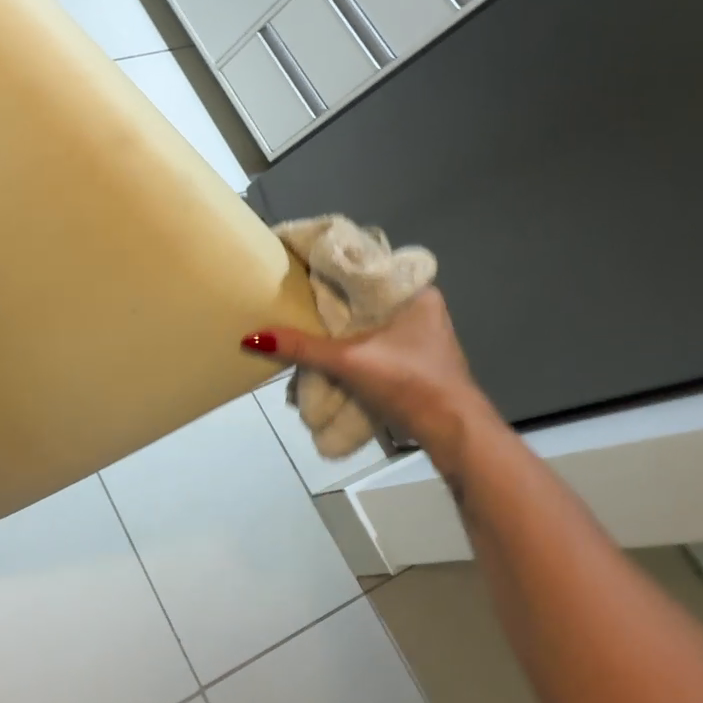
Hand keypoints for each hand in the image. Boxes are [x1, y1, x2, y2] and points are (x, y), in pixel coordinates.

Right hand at [244, 289, 495, 455]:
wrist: (452, 431)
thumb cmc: (410, 382)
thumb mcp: (348, 361)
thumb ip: (300, 347)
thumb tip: (250, 337)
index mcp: (414, 293)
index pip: (361, 270)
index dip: (326, 271)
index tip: (292, 271)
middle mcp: (417, 308)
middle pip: (358, 299)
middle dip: (324, 309)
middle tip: (287, 306)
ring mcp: (415, 335)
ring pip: (361, 324)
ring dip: (331, 334)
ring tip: (295, 334)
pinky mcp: (409, 359)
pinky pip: (366, 344)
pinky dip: (343, 351)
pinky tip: (317, 359)